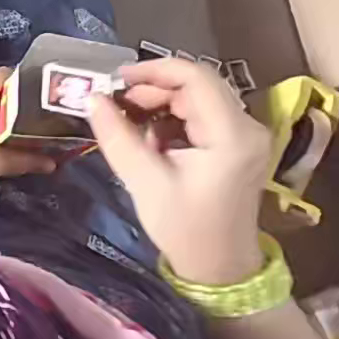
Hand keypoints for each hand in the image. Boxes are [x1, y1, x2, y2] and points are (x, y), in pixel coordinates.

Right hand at [87, 58, 271, 284]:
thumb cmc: (184, 227)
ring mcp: (244, 135)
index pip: (195, 77)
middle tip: (117, 106)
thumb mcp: (144, 181)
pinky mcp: (236, 144)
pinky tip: (151, 139)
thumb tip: (93, 99)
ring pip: (197, 98)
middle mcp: (246, 126)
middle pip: (197, 85)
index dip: (154, 70)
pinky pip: (201, 116)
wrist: (218, 267)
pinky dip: (172, 119)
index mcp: (231, 134)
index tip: (117, 80)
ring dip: (160, 105)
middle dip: (153, 90)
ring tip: (130, 125)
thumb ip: (117, 136)